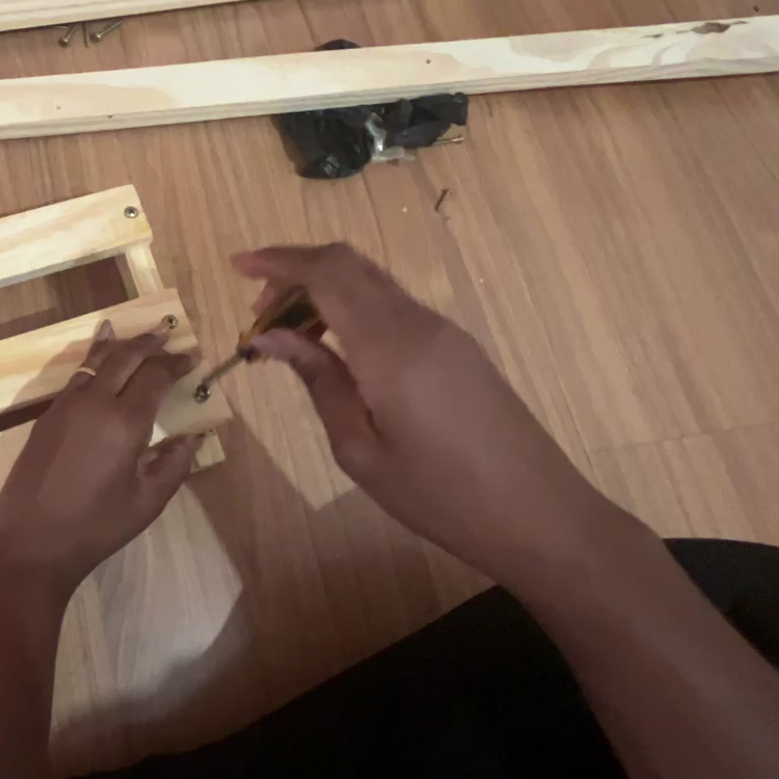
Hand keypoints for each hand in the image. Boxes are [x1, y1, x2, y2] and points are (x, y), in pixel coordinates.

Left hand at [0, 321, 202, 595]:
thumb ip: (174, 464)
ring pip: (97, 359)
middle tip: (168, 333)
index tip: (193, 357)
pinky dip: (94, 357)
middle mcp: (94, 402)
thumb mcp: (147, 502)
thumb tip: (194, 435)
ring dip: (122, 344)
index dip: (176, 363)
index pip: (155, 376)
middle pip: (126, 357)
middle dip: (150, 343)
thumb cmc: (95, 528)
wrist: (30, 543)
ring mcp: (66, 405)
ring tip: (140, 334)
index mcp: (125, 422)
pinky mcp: (47, 415)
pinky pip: (77, 375)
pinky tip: (100, 349)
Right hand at [233, 244, 637, 587]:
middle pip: (348, 265)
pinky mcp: (455, 347)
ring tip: (286, 333)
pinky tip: (331, 349)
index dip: (278, 261)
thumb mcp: (359, 447)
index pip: (327, 273)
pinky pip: (390, 306)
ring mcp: (442, 332)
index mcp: (389, 347)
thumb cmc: (440, 496)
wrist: (541, 517)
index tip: (236, 266)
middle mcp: (418, 323)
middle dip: (294, 272)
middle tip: (257, 314)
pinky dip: (349, 309)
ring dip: (322, 291)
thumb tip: (269, 337)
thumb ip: (317, 380)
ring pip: (370, 282)